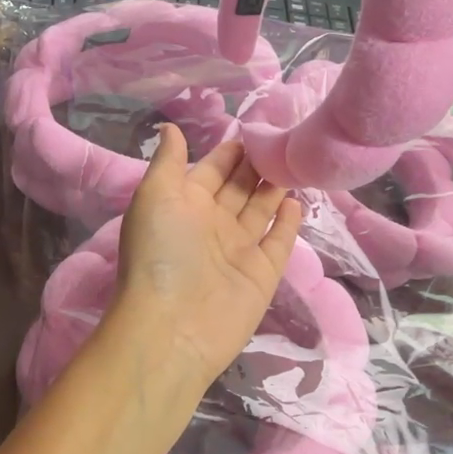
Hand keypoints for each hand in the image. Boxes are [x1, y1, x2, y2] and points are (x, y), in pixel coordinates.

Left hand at [109, 125, 302, 383]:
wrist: (173, 325)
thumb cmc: (158, 252)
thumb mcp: (154, 195)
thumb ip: (168, 161)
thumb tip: (170, 128)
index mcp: (182, 204)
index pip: (211, 170)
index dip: (230, 151)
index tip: (256, 127)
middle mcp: (210, 224)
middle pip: (238, 187)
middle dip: (257, 164)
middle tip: (285, 139)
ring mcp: (238, 249)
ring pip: (260, 210)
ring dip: (274, 187)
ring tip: (297, 160)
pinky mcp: (262, 273)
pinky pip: (279, 241)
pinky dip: (289, 222)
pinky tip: (298, 199)